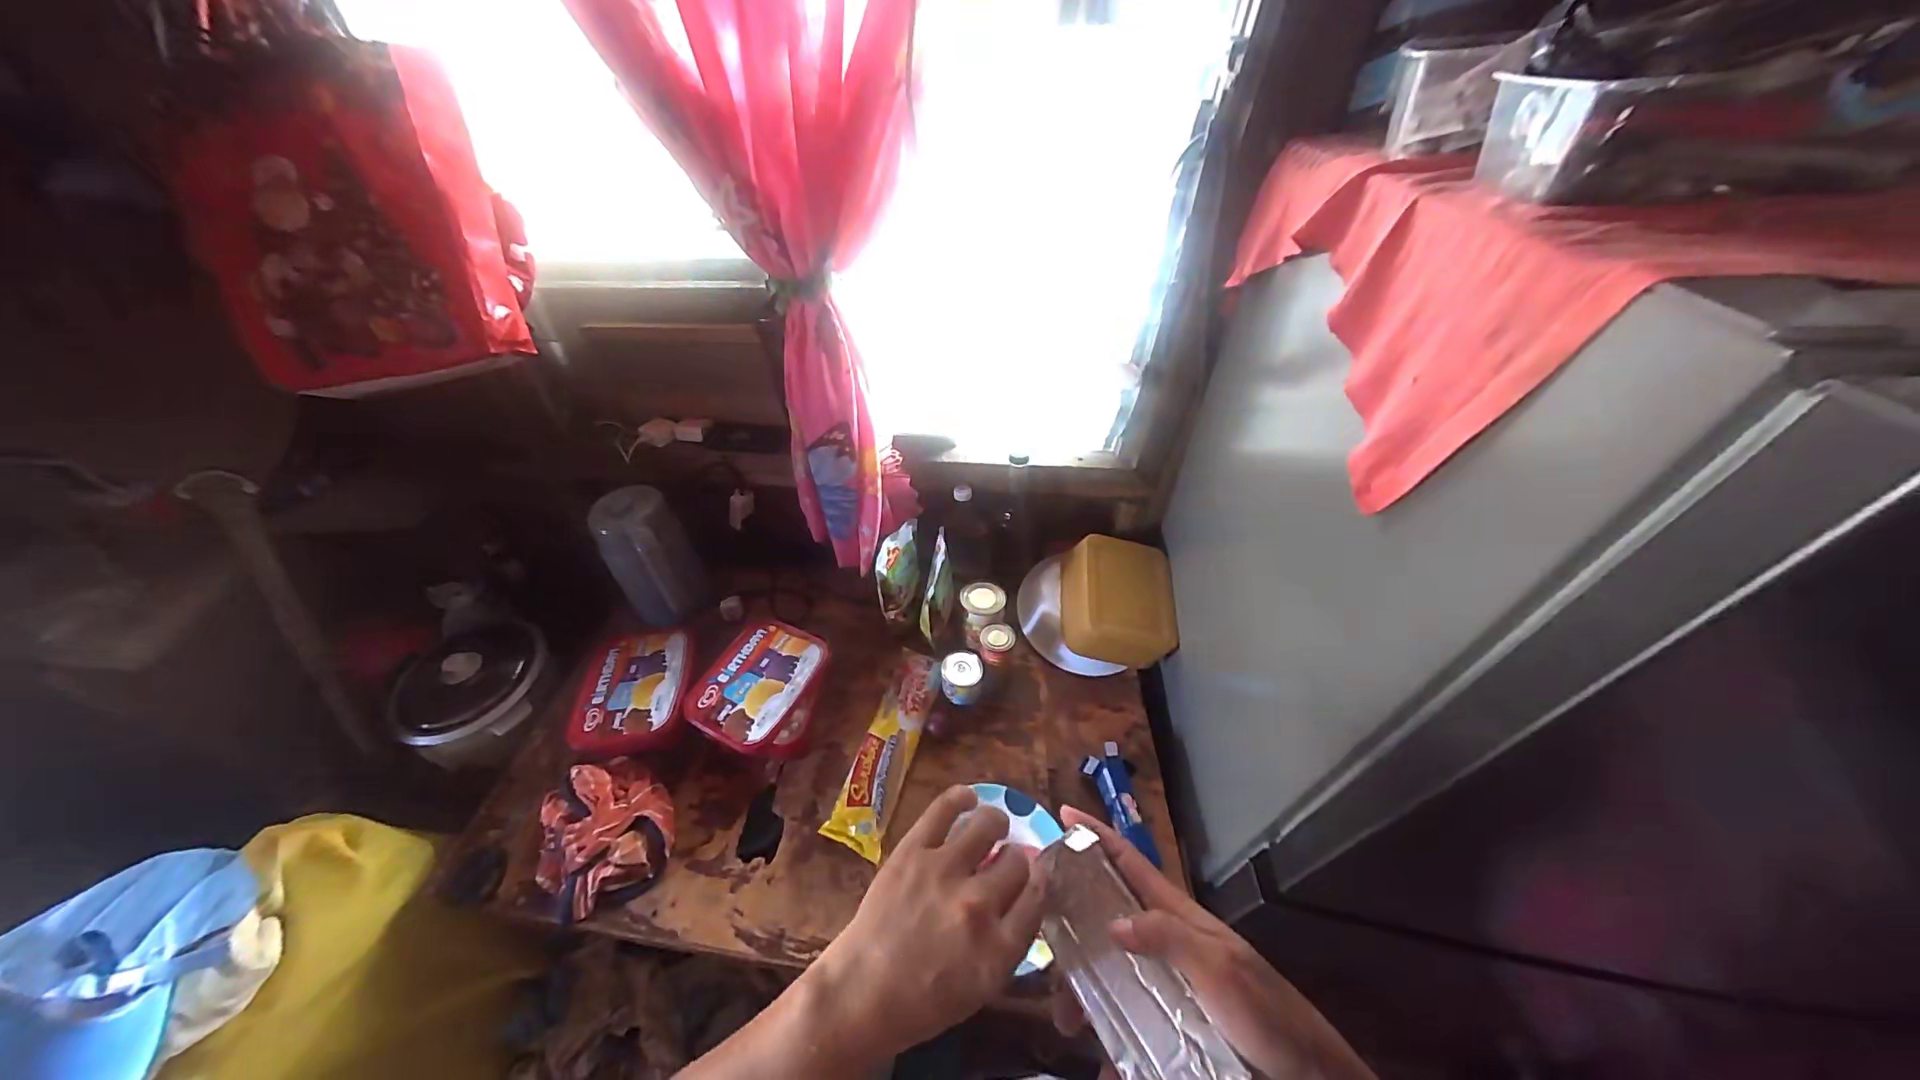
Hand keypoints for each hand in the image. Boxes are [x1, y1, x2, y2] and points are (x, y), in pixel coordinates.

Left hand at [814, 784, 1048, 1054]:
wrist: (862, 993)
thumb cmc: (923, 1000)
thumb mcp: (982, 985)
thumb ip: (1009, 939)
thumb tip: (1025, 892)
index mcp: (999, 946)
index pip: (1038, 896)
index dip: (1040, 879)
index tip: (1036, 873)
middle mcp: (978, 903)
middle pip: (1017, 861)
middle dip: (1016, 858)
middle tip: (1004, 861)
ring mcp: (944, 871)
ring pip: (988, 826)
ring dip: (996, 825)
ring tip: (992, 827)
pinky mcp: (913, 850)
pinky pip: (945, 809)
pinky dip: (961, 797)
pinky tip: (969, 798)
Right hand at [1055, 806, 1376, 1079]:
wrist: (1310, 1077)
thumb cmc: (1269, 1015)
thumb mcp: (1222, 969)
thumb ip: (1170, 938)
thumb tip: (1111, 921)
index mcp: (1177, 915)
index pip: (1130, 863)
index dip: (1097, 836)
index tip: (1063, 814)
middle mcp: (1163, 941)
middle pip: (1104, 918)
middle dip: (1071, 931)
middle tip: (1044, 952)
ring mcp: (1164, 982)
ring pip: (1107, 973)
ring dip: (1083, 994)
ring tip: (1068, 1024)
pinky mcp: (1167, 1023)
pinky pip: (1126, 1024)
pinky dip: (1111, 1045)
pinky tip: (1105, 1067)